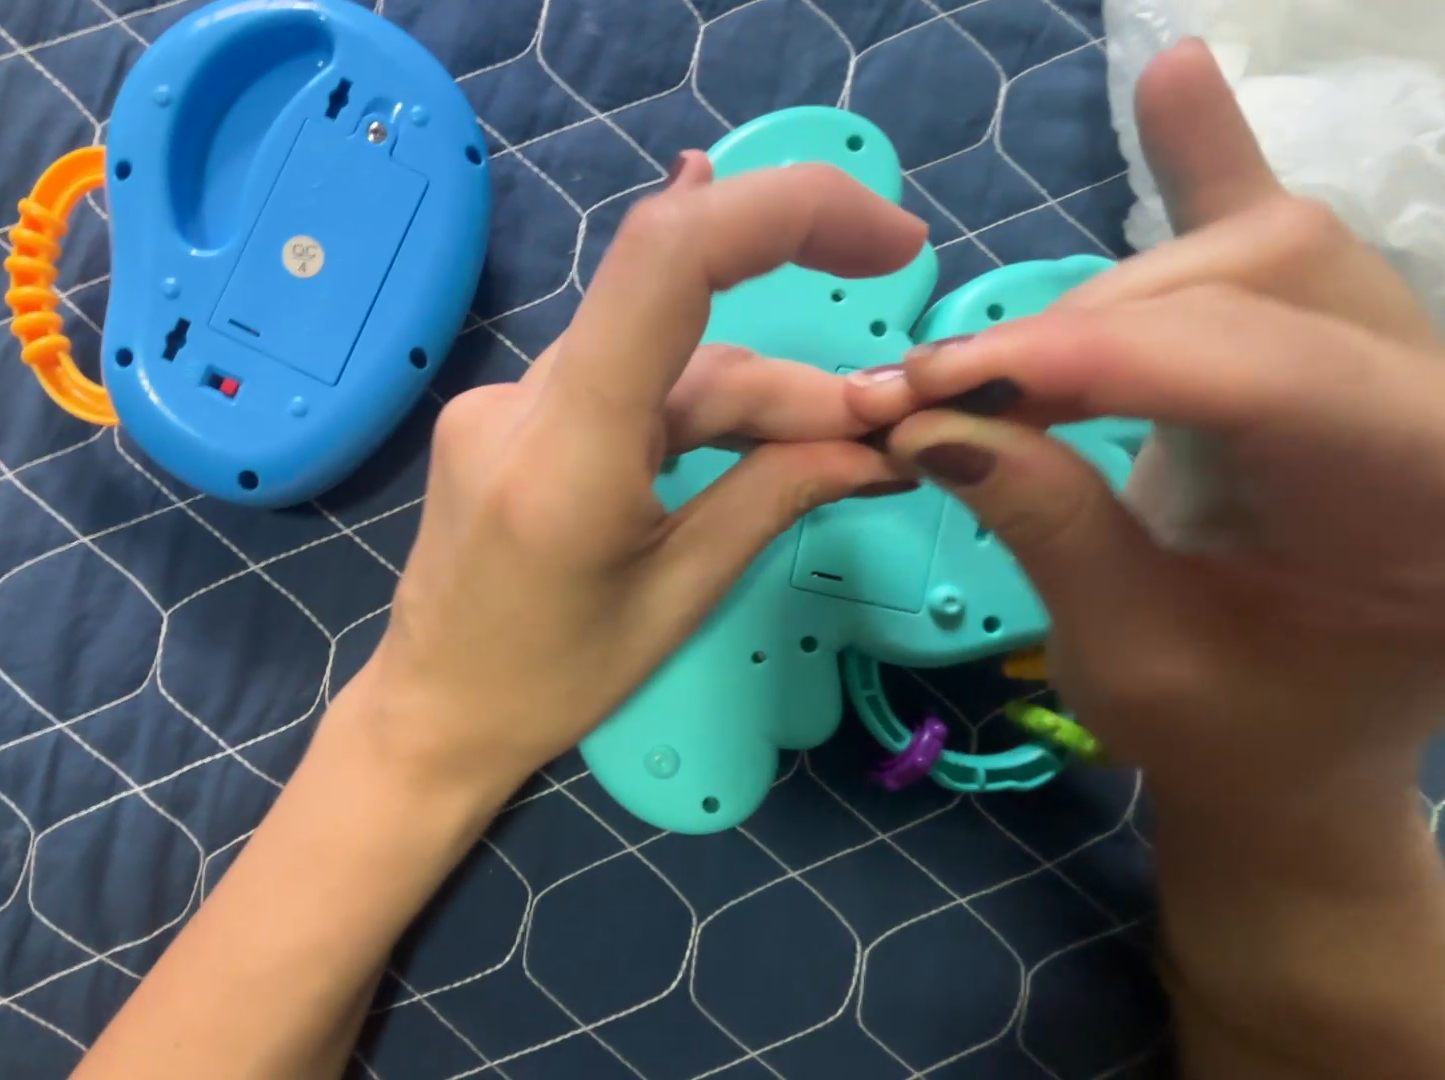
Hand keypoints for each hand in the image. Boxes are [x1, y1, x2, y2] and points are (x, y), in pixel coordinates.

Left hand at [347, 154, 927, 799]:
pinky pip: (611, 388)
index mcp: (566, 454)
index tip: (889, 244)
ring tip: (819, 452)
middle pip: (679, 331)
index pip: (668, 256)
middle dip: (789, 378)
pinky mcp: (497, 420)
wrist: (433, 709)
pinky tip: (739, 439)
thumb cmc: (550, 683)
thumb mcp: (677, 597)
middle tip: (876, 431)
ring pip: (649, 363)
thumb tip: (876, 440)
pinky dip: (681, 410)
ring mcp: (497, 405)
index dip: (789, 209)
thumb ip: (774, 495)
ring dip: (741, 401)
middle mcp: (518, 403)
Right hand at [847, 41, 1444, 811]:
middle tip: (941, 396)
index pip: (1248, 369)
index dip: (1070, 360)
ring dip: (1098, 301)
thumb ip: (1040, 520)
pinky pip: (1281, 239)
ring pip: (1252, 253)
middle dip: (1072, 332)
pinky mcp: (1333, 362)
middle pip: (1255, 281)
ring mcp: (1402, 371)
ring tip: (991, 366)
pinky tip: (1167, 77)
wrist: (1294, 756)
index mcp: (1428, 503)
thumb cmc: (1220, 732)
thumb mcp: (1124, 650)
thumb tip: (922, 423)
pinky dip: (1208, 163)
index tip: (926, 386)